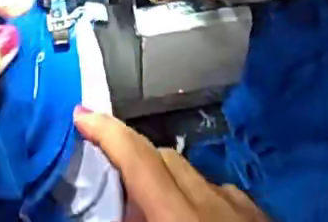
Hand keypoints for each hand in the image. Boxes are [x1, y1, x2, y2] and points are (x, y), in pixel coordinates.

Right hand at [75, 108, 269, 221]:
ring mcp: (249, 218)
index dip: (106, 131)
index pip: (139, 158)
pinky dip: (203, 202)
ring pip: (196, 178)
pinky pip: (228, 199)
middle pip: (164, 158)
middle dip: (132, 161)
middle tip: (114, 192)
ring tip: (156, 215)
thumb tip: (114, 211)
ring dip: (168, 183)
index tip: (79, 115)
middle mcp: (217, 210)